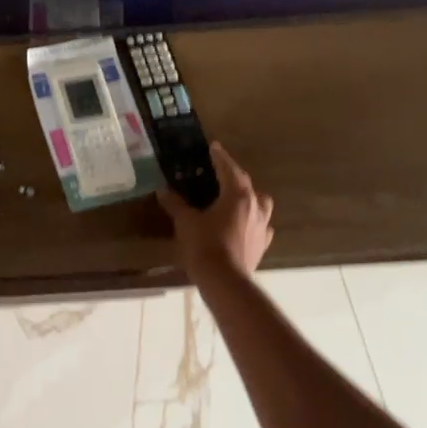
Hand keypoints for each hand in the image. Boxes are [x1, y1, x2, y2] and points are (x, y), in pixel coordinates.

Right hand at [157, 142, 271, 282]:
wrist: (225, 281)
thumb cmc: (204, 244)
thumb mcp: (185, 221)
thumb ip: (175, 203)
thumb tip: (164, 190)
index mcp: (237, 196)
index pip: (229, 169)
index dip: (220, 157)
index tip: (213, 146)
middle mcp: (255, 207)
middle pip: (248, 185)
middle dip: (235, 177)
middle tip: (220, 174)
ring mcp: (262, 227)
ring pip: (260, 205)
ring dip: (248, 199)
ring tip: (233, 200)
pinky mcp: (262, 244)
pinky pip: (260, 226)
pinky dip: (250, 221)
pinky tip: (240, 226)